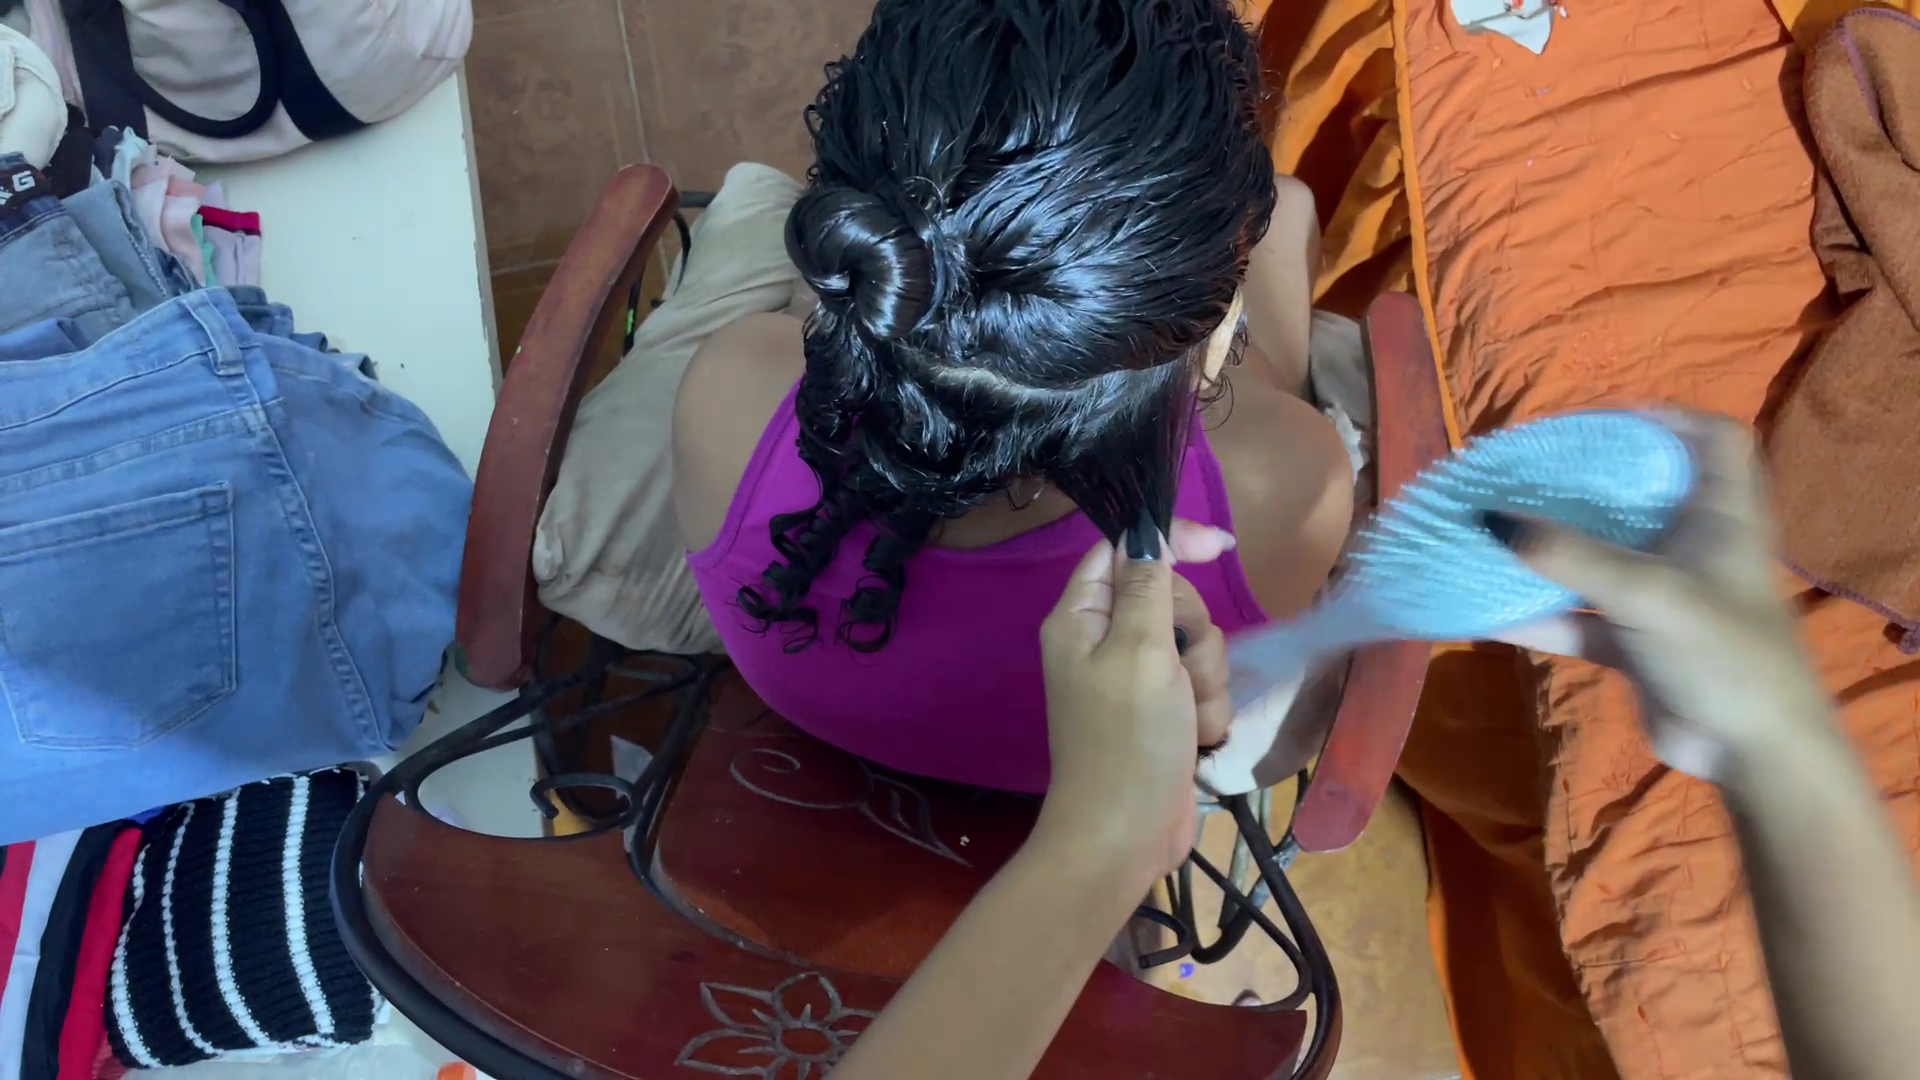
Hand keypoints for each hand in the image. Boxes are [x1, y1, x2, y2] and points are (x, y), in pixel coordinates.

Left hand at [1037, 521, 1234, 885]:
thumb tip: (1145, 529)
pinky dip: (1205, 708)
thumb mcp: (1139, 651)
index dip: (1168, 542)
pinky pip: (1200, 682)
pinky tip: (1194, 737)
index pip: (1124, 549)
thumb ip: (1146, 586)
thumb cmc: (1127, 738)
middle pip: (1167, 596)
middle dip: (1191, 632)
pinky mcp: (1162, 706)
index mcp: (1081, 615)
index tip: (1221, 547)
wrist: (1126, 834)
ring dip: (1204, 678)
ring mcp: (1135, 674)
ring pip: (1194, 641)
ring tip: (1187, 715)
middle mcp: (1104, 638)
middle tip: (1178, 669)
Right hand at [1491, 411, 1833, 780]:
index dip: (1663, 417)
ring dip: (1541, 549)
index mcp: (1718, 521)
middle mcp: (1686, 550)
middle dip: (1576, 481)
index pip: (1713, 442)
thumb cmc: (1723, 656)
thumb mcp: (1647, 595)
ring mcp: (1654, 595)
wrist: (1749, 752)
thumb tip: (1487, 517)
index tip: (1593, 420)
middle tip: (1519, 473)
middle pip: (1634, 495)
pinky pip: (1568, 614)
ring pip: (1591, 556)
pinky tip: (1483, 613)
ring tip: (1487, 531)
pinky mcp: (1628, 636)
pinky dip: (1528, 614)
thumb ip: (1567, 554)